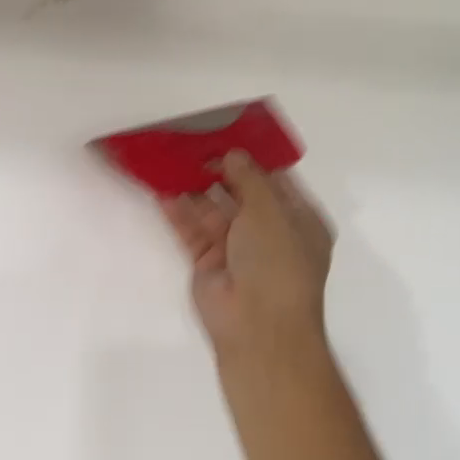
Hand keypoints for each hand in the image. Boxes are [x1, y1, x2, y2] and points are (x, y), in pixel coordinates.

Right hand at [160, 151, 333, 358]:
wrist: (257, 324)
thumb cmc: (277, 262)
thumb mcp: (270, 211)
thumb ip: (248, 178)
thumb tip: (232, 154)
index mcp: (298, 220)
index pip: (275, 181)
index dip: (252, 159)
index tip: (226, 135)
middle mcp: (269, 231)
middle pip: (240, 193)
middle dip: (217, 170)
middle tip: (190, 143)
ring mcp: (237, 247)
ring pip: (212, 209)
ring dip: (193, 187)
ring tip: (168, 160)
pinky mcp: (208, 260)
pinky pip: (192, 229)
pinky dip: (178, 211)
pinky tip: (161, 189)